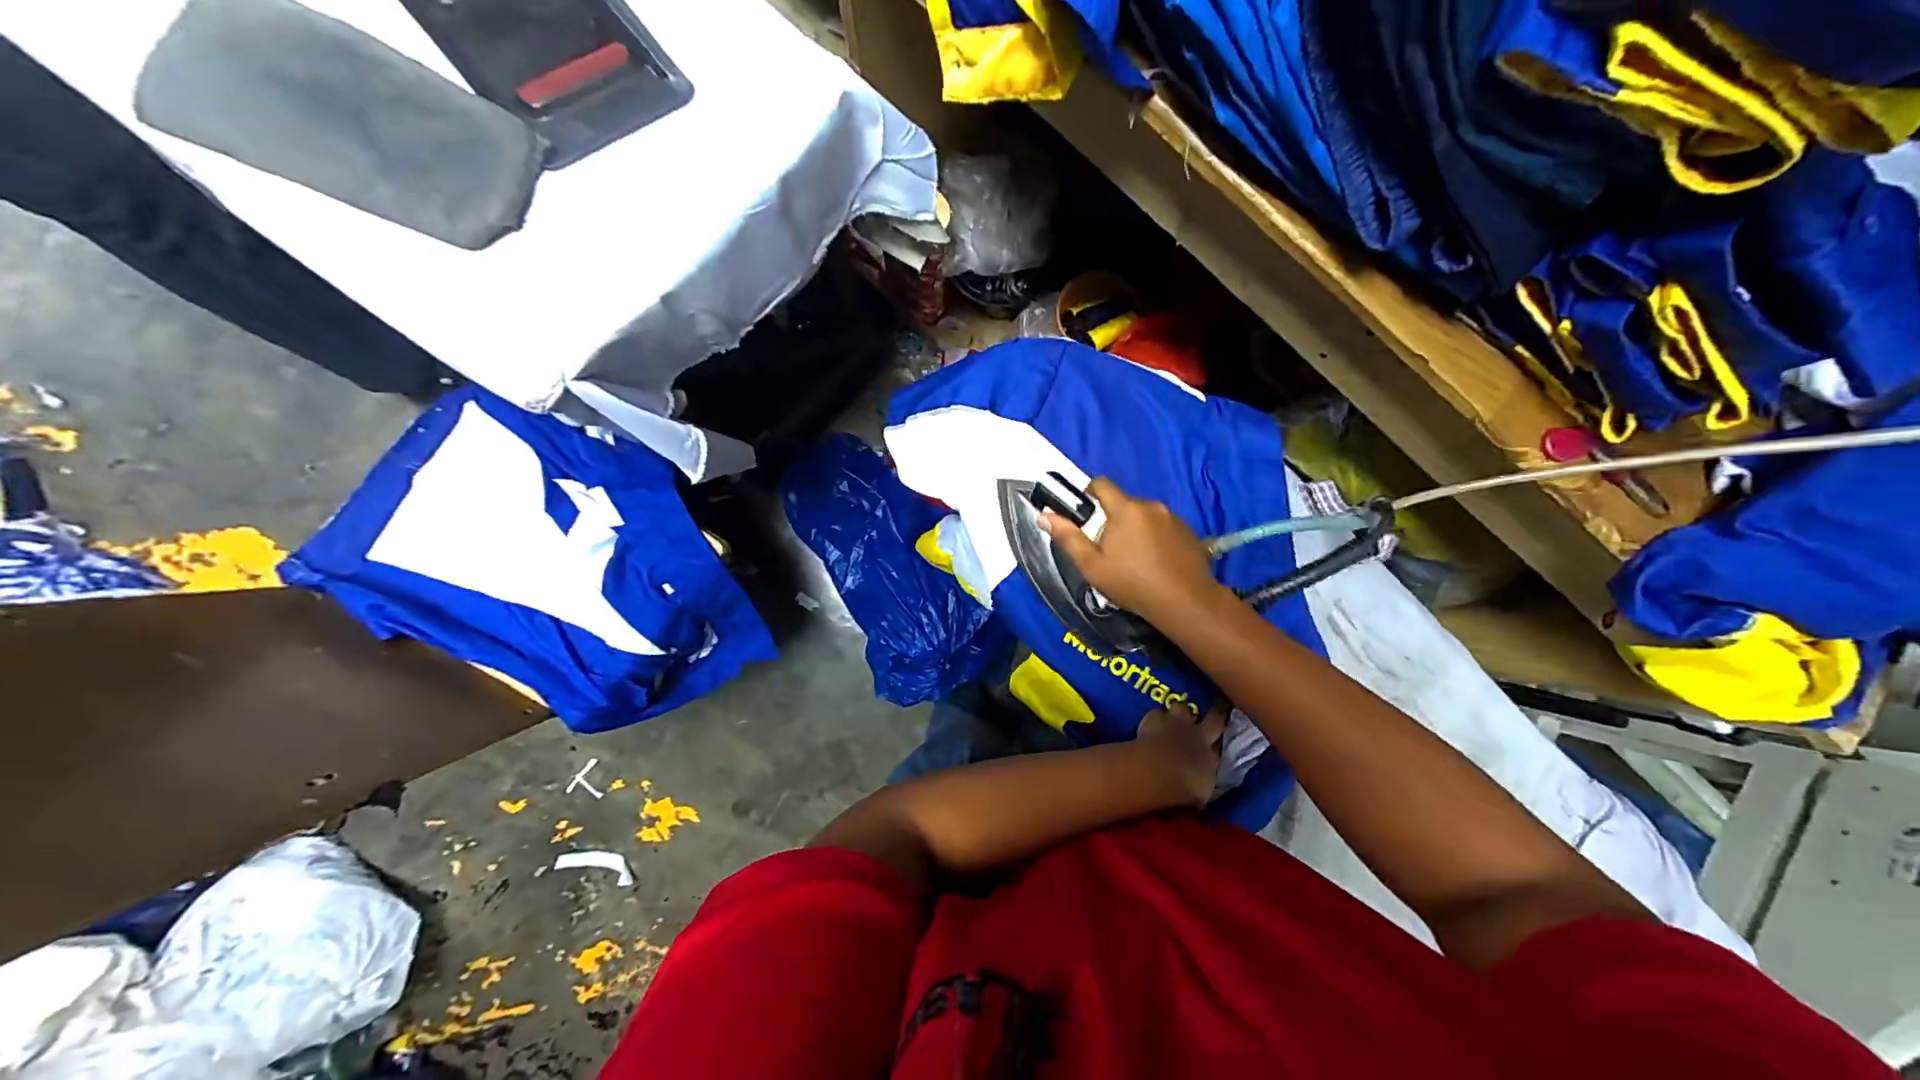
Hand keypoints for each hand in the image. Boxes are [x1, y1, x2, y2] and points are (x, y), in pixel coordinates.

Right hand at [1040, 477, 1223, 625]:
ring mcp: (1175, 518)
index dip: (1089, 493)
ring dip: (1138, 528)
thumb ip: (1068, 538)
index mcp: (1125, 509)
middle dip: (1114, 518)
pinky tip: (1158, 562)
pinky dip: (1158, 538)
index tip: (1085, 511)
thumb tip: (1044, 516)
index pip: (1102, 484)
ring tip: (1136, 558)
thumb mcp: (1092, 565)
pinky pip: (1166, 527)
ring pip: (1147, 515)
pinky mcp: (1191, 532)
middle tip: (1109, 548)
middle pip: (1125, 503)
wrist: (1184, 602)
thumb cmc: (1132, 583)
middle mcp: (1152, 506)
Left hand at [1135, 702, 1228, 805]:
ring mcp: (1178, 722)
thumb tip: (1202, 794)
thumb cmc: (1184, 786)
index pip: (1224, 746)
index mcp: (1213, 756)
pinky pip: (1157, 712)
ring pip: (1183, 708)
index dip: (1224, 740)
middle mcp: (1199, 735)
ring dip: (1180, 712)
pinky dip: (1155, 717)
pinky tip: (1151, 723)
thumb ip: (1203, 785)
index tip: (1226, 735)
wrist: (1160, 768)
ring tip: (1175, 715)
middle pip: (1215, 718)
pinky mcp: (1156, 717)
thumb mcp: (1201, 792)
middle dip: (1218, 711)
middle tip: (1220, 706)